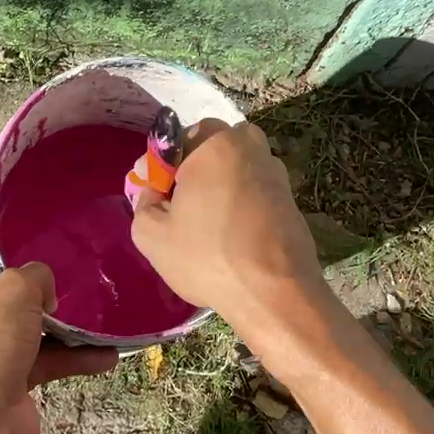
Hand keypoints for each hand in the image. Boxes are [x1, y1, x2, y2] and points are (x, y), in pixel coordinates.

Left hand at [0, 214, 117, 433]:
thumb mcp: (12, 292)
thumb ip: (34, 275)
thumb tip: (43, 289)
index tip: (3, 213)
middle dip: (30, 279)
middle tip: (64, 260)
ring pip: (23, 326)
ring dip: (60, 323)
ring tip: (97, 307)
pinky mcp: (3, 381)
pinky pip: (40, 359)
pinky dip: (69, 357)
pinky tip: (104, 354)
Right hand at [130, 119, 328, 334]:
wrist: (273, 293)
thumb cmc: (207, 256)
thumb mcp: (151, 234)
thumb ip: (144, 202)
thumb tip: (153, 191)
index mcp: (214, 144)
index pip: (173, 140)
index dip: (157, 166)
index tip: (152, 192)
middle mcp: (249, 147)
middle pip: (208, 146)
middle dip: (189, 167)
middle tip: (176, 203)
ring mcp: (275, 172)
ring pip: (235, 164)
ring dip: (218, 181)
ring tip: (204, 218)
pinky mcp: (290, 198)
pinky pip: (253, 187)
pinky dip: (239, 199)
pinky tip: (229, 231)